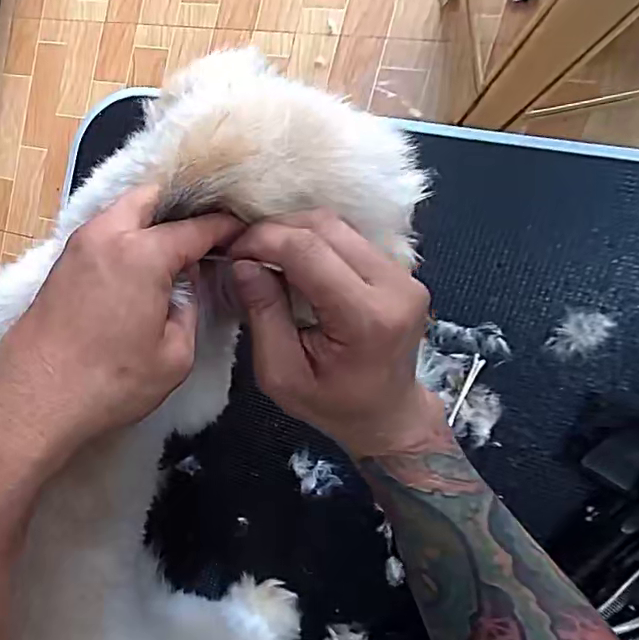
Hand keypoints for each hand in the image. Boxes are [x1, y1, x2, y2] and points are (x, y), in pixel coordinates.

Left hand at [0, 186, 240, 475]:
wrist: (32, 401)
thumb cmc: (106, 384)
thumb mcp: (175, 354)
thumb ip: (190, 308)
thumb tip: (187, 285)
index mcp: (142, 253)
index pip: (196, 226)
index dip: (225, 228)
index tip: (241, 232)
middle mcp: (106, 235)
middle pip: (154, 197)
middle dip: (185, 207)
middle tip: (209, 231)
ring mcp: (79, 245)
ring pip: (125, 209)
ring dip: (154, 219)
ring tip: (181, 246)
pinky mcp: (63, 263)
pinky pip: (106, 231)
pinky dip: (130, 234)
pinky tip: (147, 262)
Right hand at [228, 210, 448, 457]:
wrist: (388, 415)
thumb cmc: (334, 405)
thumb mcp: (282, 375)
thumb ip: (263, 315)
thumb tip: (243, 263)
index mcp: (367, 318)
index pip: (309, 251)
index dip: (263, 240)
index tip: (233, 252)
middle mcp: (395, 287)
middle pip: (326, 227)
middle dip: (276, 231)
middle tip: (245, 252)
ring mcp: (405, 276)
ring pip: (339, 224)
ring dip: (295, 232)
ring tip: (267, 255)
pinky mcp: (403, 271)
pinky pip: (352, 237)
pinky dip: (316, 240)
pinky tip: (296, 261)